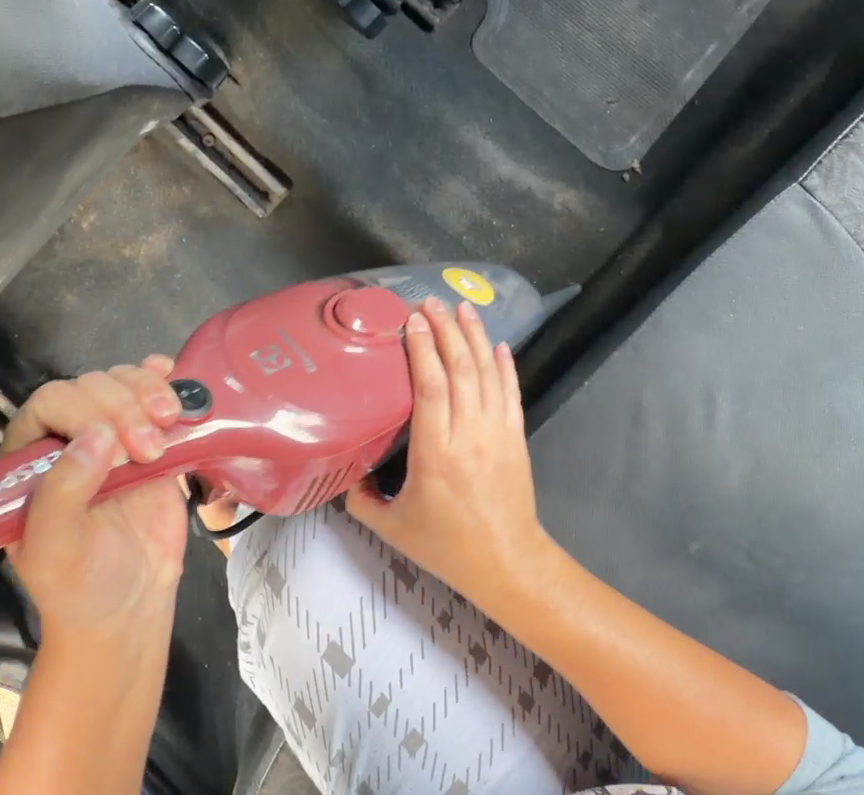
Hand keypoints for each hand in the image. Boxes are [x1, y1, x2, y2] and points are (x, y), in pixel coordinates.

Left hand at [1, 358, 187, 636]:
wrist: (130, 606)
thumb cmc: (79, 586)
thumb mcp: (54, 553)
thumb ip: (61, 495)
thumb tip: (95, 436)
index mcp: (30, 460)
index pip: (49, 404)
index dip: (82, 411)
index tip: (115, 447)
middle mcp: (67, 439)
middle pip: (91, 387)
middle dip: (123, 407)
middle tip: (148, 451)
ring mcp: (112, 437)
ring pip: (123, 383)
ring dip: (148, 391)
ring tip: (169, 422)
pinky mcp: (152, 441)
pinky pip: (154, 396)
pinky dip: (163, 379)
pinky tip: (174, 376)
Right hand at [346, 297, 549, 599]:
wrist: (507, 561)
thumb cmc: (447, 546)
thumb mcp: (393, 528)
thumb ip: (362, 499)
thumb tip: (345, 474)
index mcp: (436, 454)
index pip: (431, 387)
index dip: (422, 349)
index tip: (411, 321)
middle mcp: (470, 434)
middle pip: (460, 369)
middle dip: (446, 330)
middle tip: (430, 303)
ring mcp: (498, 432)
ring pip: (487, 373)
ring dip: (475, 336)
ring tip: (462, 307)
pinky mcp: (517, 436)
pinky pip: (511, 392)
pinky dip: (505, 365)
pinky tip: (498, 344)